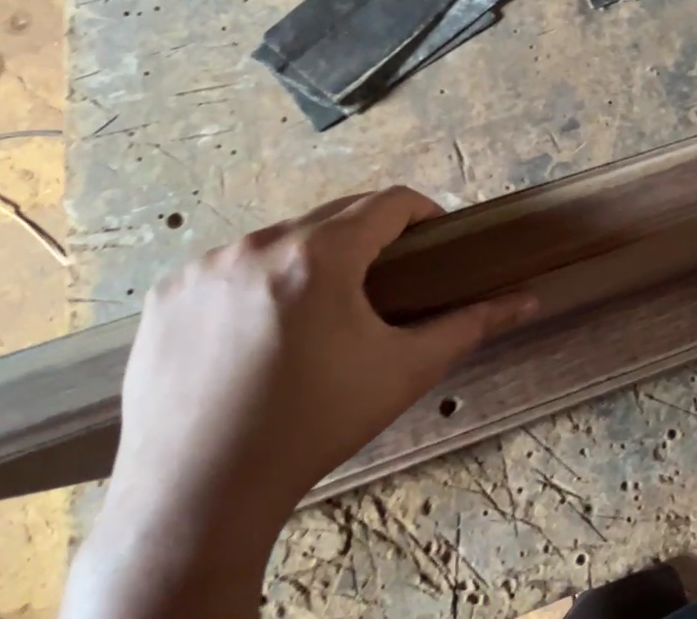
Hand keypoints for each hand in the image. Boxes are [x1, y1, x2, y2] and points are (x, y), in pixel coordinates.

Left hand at [65, 186, 536, 618]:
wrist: (199, 494)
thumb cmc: (315, 426)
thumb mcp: (406, 371)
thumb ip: (471, 324)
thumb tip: (529, 300)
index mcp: (319, 257)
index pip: (389, 202)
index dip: (424, 213)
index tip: (436, 242)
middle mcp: (256, 247)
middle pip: (335, 214)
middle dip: (372, 235)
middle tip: (391, 280)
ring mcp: (203, 269)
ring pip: (282, 237)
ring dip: (316, 254)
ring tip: (328, 307)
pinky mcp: (167, 296)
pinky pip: (231, 264)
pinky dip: (261, 278)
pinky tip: (267, 327)